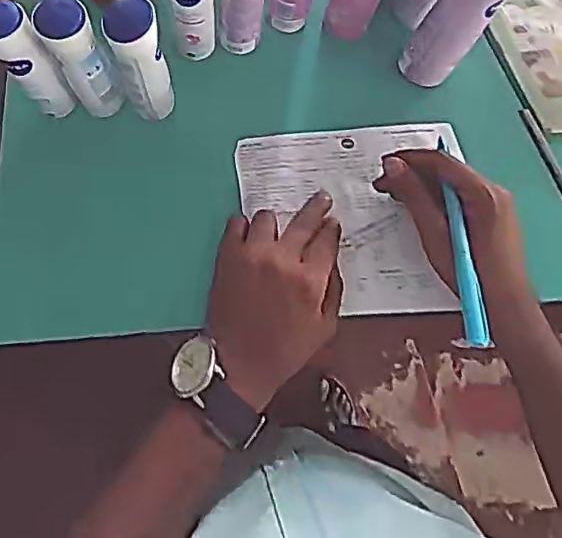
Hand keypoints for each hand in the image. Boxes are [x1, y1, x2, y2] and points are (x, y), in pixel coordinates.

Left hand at [207, 191, 342, 410]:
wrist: (238, 362)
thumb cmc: (285, 349)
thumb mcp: (324, 328)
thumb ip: (333, 290)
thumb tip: (332, 259)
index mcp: (309, 280)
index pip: (326, 239)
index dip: (331, 228)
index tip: (332, 221)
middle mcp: (283, 260)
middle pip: (303, 220)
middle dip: (316, 207)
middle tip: (321, 199)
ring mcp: (253, 253)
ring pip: (267, 217)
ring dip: (274, 224)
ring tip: (274, 234)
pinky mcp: (228, 253)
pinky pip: (237, 222)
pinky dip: (244, 226)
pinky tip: (249, 236)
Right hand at [374, 151, 536, 319]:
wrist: (505, 307)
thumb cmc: (473, 276)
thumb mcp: (435, 233)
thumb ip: (414, 195)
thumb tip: (395, 167)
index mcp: (484, 193)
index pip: (440, 160)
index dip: (408, 159)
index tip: (386, 164)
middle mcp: (494, 192)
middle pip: (446, 169)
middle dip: (414, 172)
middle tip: (387, 182)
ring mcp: (496, 203)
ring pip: (452, 181)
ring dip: (424, 185)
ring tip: (400, 196)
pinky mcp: (494, 214)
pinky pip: (460, 194)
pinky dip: (438, 196)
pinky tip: (422, 208)